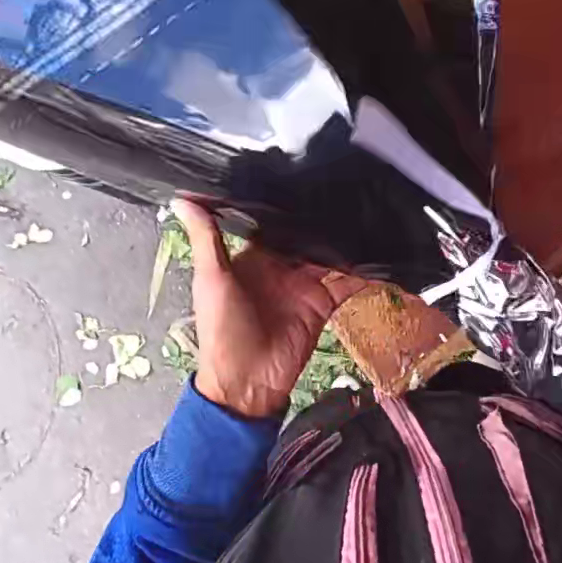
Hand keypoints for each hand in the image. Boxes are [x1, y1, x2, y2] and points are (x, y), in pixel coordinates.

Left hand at [170, 198, 365, 418]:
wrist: (248, 382)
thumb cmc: (223, 329)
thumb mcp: (212, 280)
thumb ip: (207, 240)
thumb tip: (183, 199)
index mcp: (253, 260)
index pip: (274, 228)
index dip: (288, 209)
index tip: (306, 180)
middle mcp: (281, 269)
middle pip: (306, 241)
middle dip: (324, 223)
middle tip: (348, 194)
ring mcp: (304, 287)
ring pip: (329, 258)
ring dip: (345, 244)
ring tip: (367, 218)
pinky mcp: (323, 304)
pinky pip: (346, 284)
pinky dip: (362, 273)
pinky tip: (378, 256)